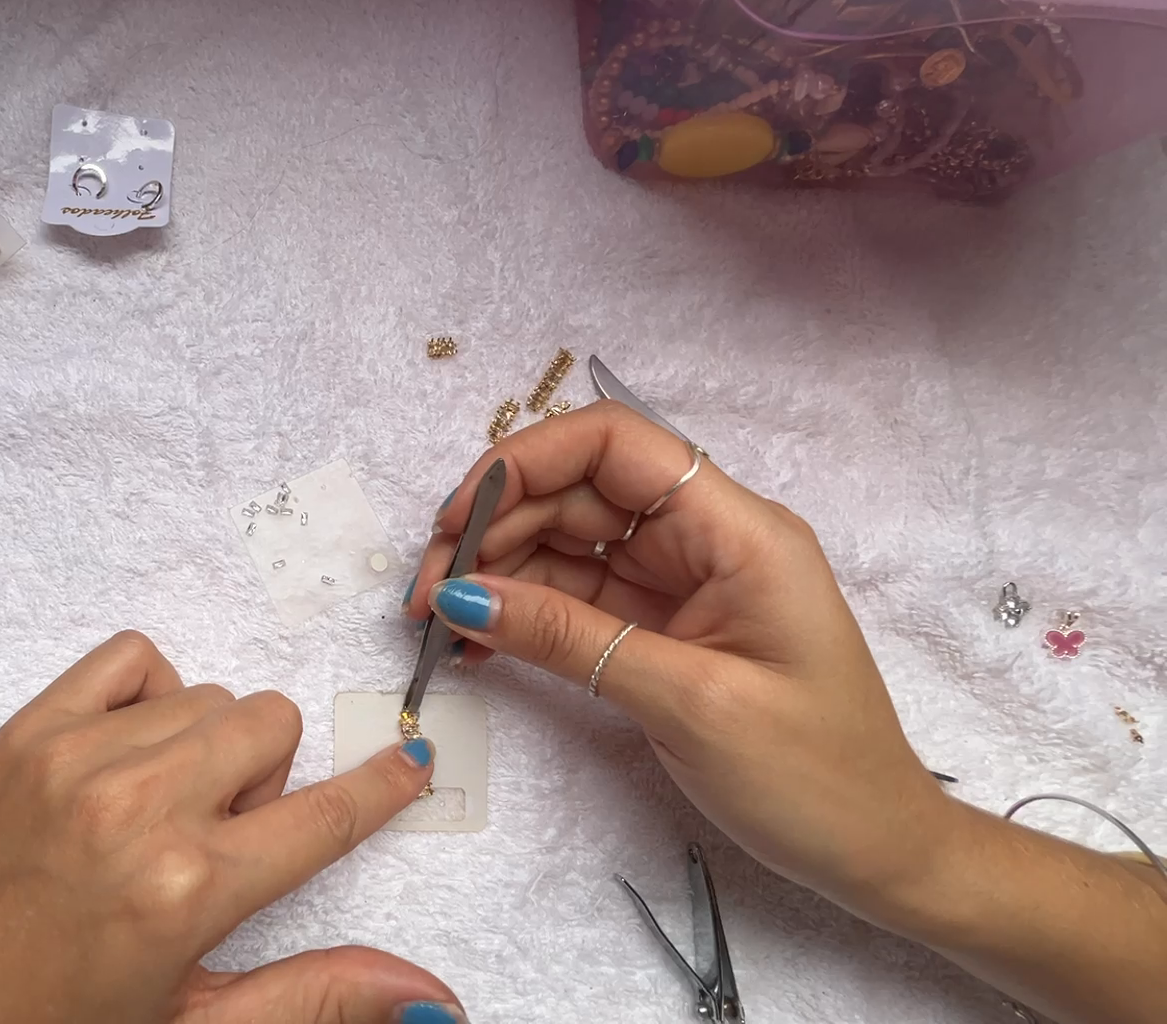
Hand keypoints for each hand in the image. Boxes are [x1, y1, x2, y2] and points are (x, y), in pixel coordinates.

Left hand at [0, 631, 464, 1023]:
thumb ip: (315, 999)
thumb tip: (434, 992)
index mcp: (187, 891)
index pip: (320, 817)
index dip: (380, 789)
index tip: (411, 762)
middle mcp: (139, 807)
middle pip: (266, 721)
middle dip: (264, 773)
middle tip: (217, 829)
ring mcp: (79, 754)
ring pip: (207, 694)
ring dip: (206, 744)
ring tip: (161, 801)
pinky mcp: (31, 724)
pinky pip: (134, 655)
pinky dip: (151, 692)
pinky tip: (128, 747)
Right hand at [404, 401, 954, 925]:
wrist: (874, 856)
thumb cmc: (813, 777)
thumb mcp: (684, 701)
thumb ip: (564, 637)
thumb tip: (456, 595)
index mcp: (731, 529)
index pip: (614, 444)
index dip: (527, 460)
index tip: (458, 518)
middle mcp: (692, 534)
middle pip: (567, 493)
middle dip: (487, 531)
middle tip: (426, 594)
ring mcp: (663, 574)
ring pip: (552, 540)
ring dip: (487, 573)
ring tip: (436, 624)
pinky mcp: (641, 614)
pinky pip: (559, 591)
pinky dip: (510, 610)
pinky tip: (473, 642)